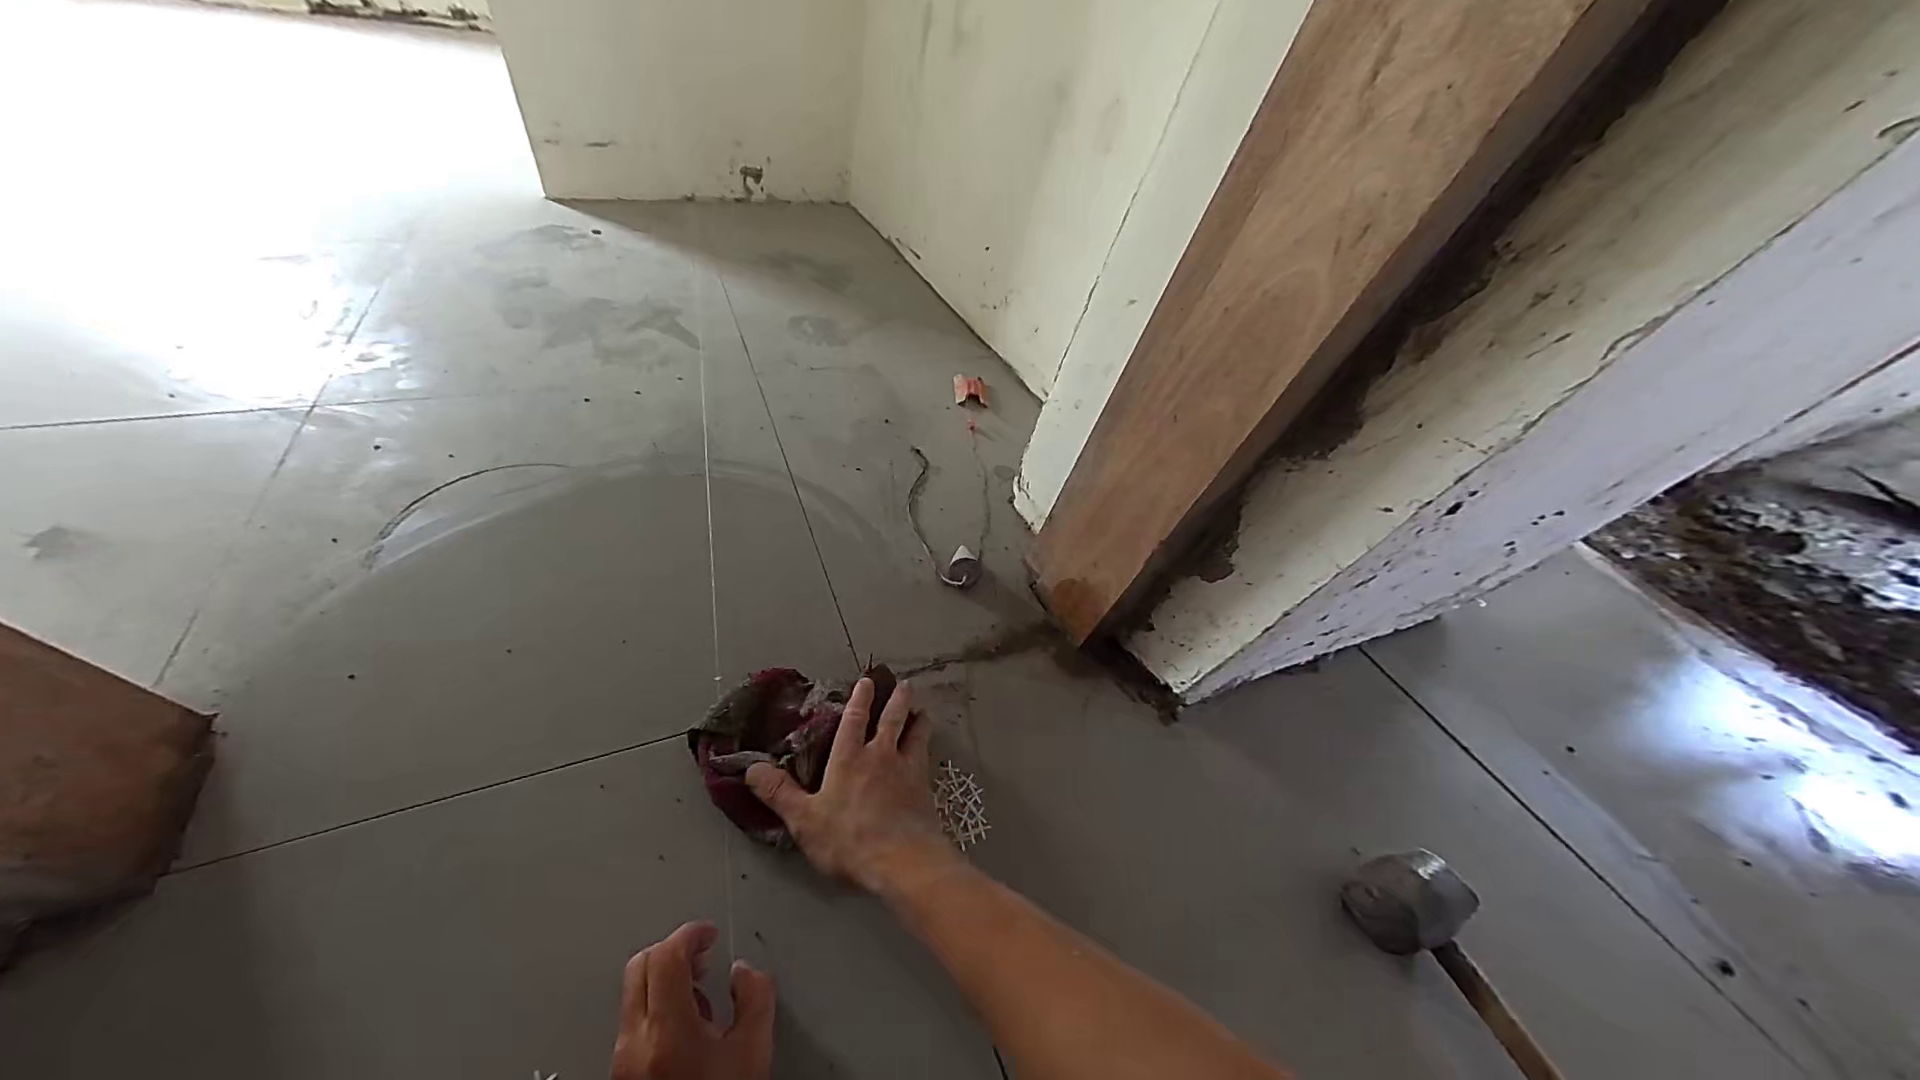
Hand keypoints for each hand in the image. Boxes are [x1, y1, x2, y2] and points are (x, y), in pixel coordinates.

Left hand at [611, 921, 774, 1079]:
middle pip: (640, 966)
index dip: (691, 934)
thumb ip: (756, 996)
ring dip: (667, 977)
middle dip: (674, 950)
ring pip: (633, 991)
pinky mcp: (620, 1072)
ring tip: (701, 995)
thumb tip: (744, 972)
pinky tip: (688, 1024)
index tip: (709, 933)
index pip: (666, 956)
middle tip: (703, 955)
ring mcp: (622, 1059)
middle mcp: (635, 1041)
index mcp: (667, 1030)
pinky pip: (634, 1018)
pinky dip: (658, 1004)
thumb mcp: (753, 1050)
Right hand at [746, 678, 960, 895]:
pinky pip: (926, 759)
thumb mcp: (805, 819)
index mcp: (850, 759)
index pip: (854, 720)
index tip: (867, 682)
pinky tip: (929, 752)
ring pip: (916, 736)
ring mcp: (907, 771)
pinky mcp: (925, 789)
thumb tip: (751, 768)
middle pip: (892, 720)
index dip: (860, 699)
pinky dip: (928, 749)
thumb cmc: (849, 839)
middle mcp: (881, 756)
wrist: (904, 860)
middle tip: (904, 684)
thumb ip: (779, 793)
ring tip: (923, 712)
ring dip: (919, 721)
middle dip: (897, 701)